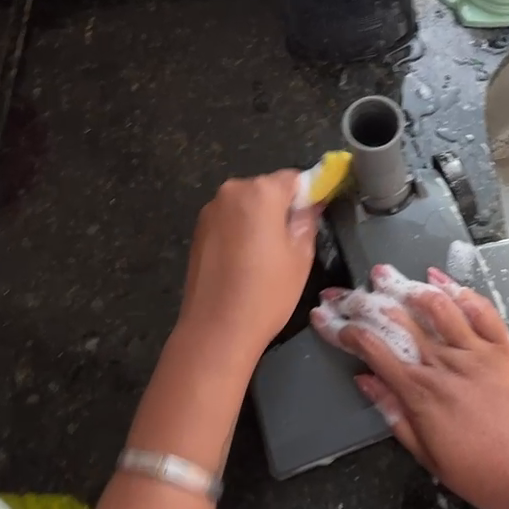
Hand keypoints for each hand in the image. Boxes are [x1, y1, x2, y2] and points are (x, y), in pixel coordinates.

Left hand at [176, 169, 320, 359]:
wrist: (216, 330)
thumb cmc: (266, 292)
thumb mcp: (301, 256)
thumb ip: (307, 219)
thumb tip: (310, 203)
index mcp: (261, 192)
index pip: (294, 178)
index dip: (306, 196)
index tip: (310, 219)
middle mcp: (232, 191)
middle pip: (267, 189)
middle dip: (280, 208)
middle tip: (289, 243)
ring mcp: (211, 209)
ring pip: (246, 204)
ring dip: (258, 219)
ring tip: (263, 257)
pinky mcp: (198, 229)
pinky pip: (228, 219)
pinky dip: (239, 230)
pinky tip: (242, 262)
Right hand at [314, 264, 508, 508]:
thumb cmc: (492, 475)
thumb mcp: (432, 459)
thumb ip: (395, 416)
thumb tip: (368, 384)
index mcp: (423, 393)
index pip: (372, 349)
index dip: (343, 330)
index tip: (327, 318)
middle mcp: (446, 363)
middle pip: (396, 320)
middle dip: (363, 301)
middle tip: (345, 290)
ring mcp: (476, 350)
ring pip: (434, 305)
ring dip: (406, 285)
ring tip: (384, 273)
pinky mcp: (503, 346)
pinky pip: (478, 308)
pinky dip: (457, 289)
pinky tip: (440, 278)